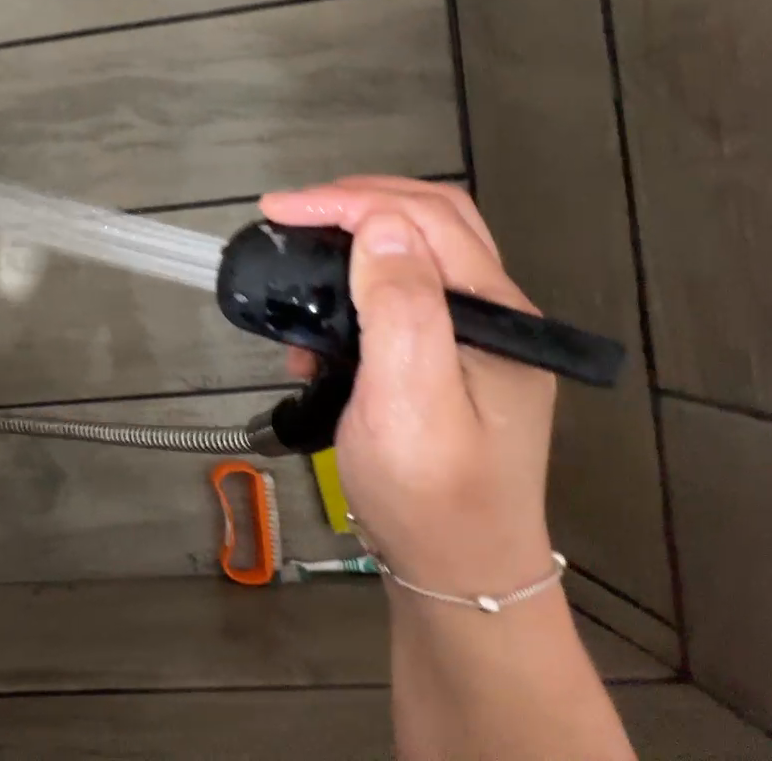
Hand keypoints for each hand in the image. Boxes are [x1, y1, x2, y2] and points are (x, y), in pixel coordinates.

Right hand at [259, 177, 557, 598]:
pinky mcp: (443, 361)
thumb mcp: (409, 400)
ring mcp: (470, 338)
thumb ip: (402, 309)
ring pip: (413, 255)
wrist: (455, 569)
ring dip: (352, 243)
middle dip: (354, 202)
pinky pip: (399, 298)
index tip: (278, 211)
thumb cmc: (429, 491)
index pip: (423, 219)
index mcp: (493, 314)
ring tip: (298, 261)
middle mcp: (491, 314)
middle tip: (288, 215)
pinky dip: (351, 291)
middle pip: (429, 221)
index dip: (348, 201)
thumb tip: (380, 227)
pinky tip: (315, 331)